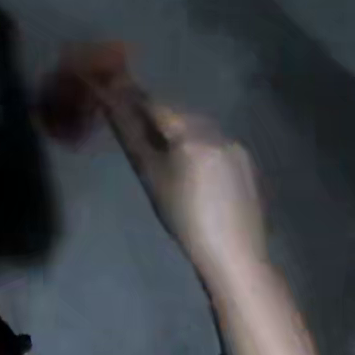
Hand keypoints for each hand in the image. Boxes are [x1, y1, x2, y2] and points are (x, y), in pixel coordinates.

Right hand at [120, 101, 267, 280]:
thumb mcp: (150, 174)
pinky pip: (213, 140)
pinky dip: (197, 142)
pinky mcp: (245, 161)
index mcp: (191, 135)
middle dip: (154, 115)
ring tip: (162, 147)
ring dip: (177, 129)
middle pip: (176, 113)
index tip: (114, 96)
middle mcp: (216, 132)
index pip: (154, 105)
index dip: (132, 98)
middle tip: (135, 125)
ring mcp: (234, 146)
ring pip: (196, 126)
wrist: (236, 258)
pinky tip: (189, 163)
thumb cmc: (184, 217)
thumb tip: (109, 104)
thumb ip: (130, 134)